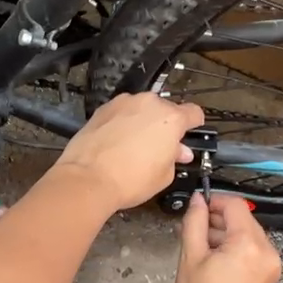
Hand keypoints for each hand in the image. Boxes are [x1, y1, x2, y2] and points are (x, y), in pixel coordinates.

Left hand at [52, 93, 205, 209]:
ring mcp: (124, 103)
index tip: (191, 131)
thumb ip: (175, 157)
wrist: (88, 179)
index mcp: (171, 118)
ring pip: (142, 109)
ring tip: (135, 147)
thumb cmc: (128, 179)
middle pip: (165, 110)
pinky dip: (123, 123)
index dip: (194, 123)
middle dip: (165, 126)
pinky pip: (121, 113)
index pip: (193, 112)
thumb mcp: (164, 175)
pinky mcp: (104, 109)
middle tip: (160, 148)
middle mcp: (149, 104)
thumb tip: (178, 152)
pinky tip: (118, 143)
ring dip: (143, 122)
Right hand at [175, 193, 281, 282]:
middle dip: (218, 221)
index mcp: (248, 244)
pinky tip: (216, 262)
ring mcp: (271, 264)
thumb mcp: (190, 257)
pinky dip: (236, 248)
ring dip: (226, 235)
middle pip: (243, 219)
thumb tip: (198, 201)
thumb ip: (194, 222)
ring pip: (248, 234)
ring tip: (203, 251)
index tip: (197, 208)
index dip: (214, 202)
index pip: (234, 205)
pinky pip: (253, 250)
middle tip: (195, 233)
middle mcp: (267, 251)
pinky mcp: (269, 275)